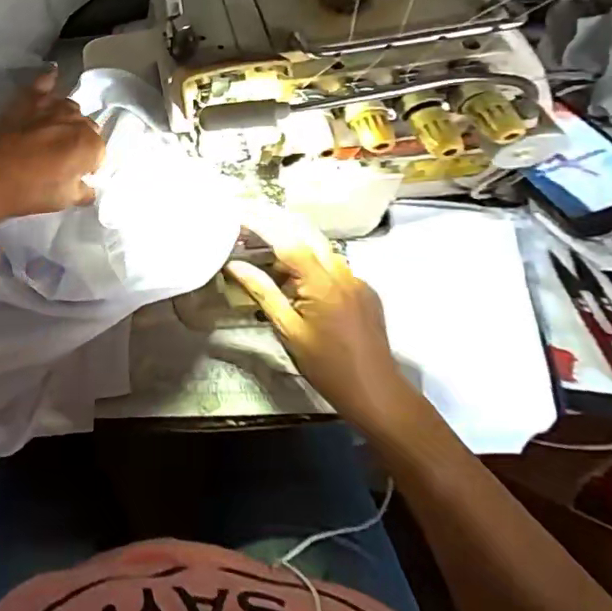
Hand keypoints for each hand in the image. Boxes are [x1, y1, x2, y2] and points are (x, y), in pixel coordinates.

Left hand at [0, 69, 104, 219]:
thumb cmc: (31, 190)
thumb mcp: (65, 200)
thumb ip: (84, 192)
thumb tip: (88, 188)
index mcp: (90, 144)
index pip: (100, 154)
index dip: (88, 166)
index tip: (76, 175)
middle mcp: (76, 119)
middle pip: (87, 129)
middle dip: (80, 142)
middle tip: (63, 160)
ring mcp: (51, 105)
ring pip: (69, 108)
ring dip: (67, 119)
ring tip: (53, 135)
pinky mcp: (27, 100)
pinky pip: (44, 83)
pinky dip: (49, 81)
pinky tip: (52, 73)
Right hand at [222, 211, 417, 430]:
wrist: (377, 393)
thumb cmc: (326, 365)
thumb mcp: (288, 329)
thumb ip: (262, 292)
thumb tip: (234, 265)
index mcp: (323, 283)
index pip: (288, 242)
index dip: (262, 226)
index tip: (238, 217)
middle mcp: (344, 274)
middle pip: (308, 236)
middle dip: (278, 226)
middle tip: (248, 228)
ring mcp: (358, 282)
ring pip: (322, 250)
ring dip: (293, 245)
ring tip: (264, 253)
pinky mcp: (365, 292)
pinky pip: (333, 267)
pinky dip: (310, 264)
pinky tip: (294, 281)